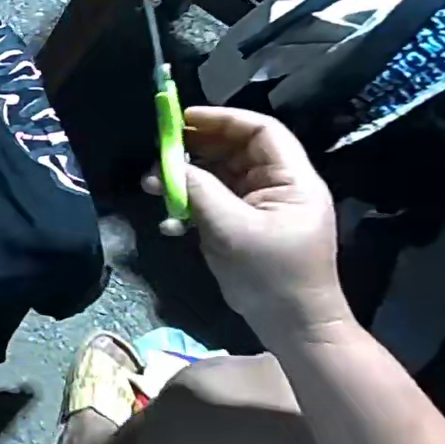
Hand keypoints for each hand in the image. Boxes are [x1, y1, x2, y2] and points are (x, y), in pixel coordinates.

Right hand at [147, 106, 351, 348]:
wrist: (290, 325)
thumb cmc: (272, 274)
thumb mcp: (232, 228)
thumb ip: (199, 190)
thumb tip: (165, 165)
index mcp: (291, 180)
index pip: (261, 131)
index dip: (222, 118)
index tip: (182, 119)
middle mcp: (276, 185)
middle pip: (233, 148)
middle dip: (194, 146)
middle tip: (158, 149)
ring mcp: (256, 204)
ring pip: (216, 173)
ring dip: (184, 175)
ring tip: (153, 183)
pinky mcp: (238, 222)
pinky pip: (209, 198)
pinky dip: (186, 201)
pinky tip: (169, 217)